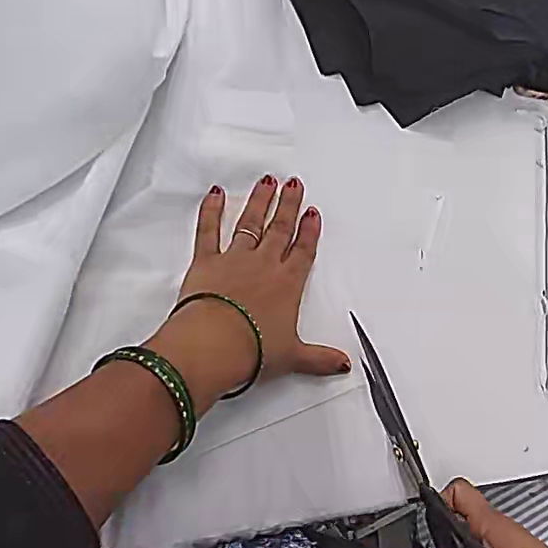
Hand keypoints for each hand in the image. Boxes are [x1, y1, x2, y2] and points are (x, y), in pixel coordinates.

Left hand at [154, 176, 349, 400]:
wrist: (215, 345)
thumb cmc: (252, 350)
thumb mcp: (293, 357)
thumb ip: (319, 358)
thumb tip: (341, 364)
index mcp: (287, 284)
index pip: (303, 251)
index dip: (309, 231)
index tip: (312, 214)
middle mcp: (264, 266)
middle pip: (280, 229)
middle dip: (289, 205)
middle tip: (294, 185)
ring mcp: (234, 259)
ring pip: (250, 222)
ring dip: (259, 201)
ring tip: (266, 182)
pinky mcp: (206, 261)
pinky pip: (209, 229)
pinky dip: (211, 210)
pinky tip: (216, 194)